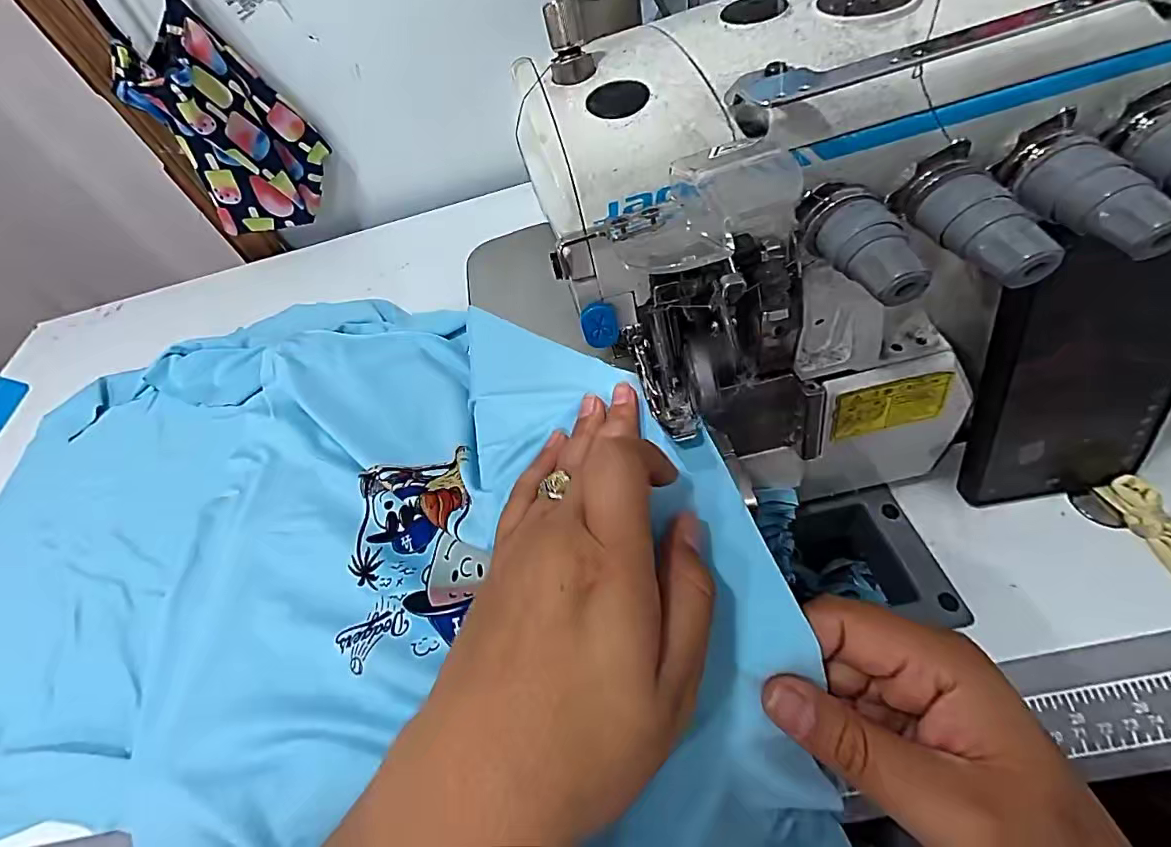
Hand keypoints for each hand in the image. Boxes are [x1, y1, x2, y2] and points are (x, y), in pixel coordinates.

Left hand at [330, 383, 714, 846]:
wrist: (480, 773)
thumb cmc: (590, 738)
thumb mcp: (672, 685)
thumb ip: (689, 596)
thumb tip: (687, 528)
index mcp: (612, 559)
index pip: (620, 465)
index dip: (640, 444)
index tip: (664, 464)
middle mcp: (561, 536)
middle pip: (585, 458)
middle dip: (609, 425)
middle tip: (620, 396)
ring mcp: (522, 547)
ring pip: (553, 470)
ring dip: (577, 438)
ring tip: (591, 409)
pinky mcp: (498, 565)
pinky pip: (522, 495)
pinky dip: (540, 466)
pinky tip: (548, 454)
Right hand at [762, 597, 1126, 846]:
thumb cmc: (1039, 842)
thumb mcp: (942, 800)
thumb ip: (853, 744)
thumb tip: (776, 692)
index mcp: (939, 660)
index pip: (841, 621)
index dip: (794, 639)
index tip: (753, 672)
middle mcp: (924, 665)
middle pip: (834, 648)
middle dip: (797, 678)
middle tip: (757, 712)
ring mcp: (918, 695)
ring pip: (837, 680)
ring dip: (810, 708)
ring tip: (777, 734)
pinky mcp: (912, 725)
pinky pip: (852, 711)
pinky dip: (828, 731)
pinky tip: (811, 752)